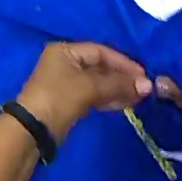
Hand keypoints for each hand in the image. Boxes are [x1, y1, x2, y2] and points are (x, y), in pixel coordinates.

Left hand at [15, 42, 152, 140]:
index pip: (100, 51)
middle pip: (100, 66)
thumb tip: (148, 85)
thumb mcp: (89, 87)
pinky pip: (94, 95)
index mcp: (65, 51)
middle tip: (145, 89)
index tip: (144, 75)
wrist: (34, 129)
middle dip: (122, 77)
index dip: (123, 62)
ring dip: (118, 89)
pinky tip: (126, 104)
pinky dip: (109, 98)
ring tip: (140, 98)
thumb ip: (118, 84)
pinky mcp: (70, 100)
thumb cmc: (59, 97)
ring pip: (98, 82)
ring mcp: (67, 82)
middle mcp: (65, 62)